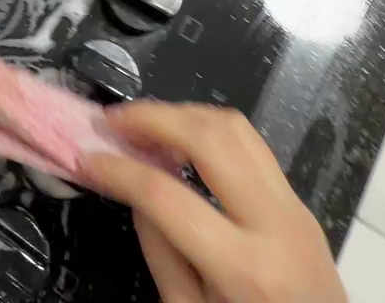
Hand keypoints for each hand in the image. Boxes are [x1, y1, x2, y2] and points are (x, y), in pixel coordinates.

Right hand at [84, 102, 346, 302]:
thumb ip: (160, 252)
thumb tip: (133, 187)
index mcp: (245, 270)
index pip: (167, 196)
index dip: (119, 170)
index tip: (87, 155)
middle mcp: (276, 225)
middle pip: (208, 140)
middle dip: (151, 119)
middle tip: (111, 121)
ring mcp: (294, 206)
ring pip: (233, 127)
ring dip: (180, 113)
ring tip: (142, 123)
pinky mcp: (297, 200)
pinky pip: (249, 143)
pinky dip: (206, 127)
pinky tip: (179, 137)